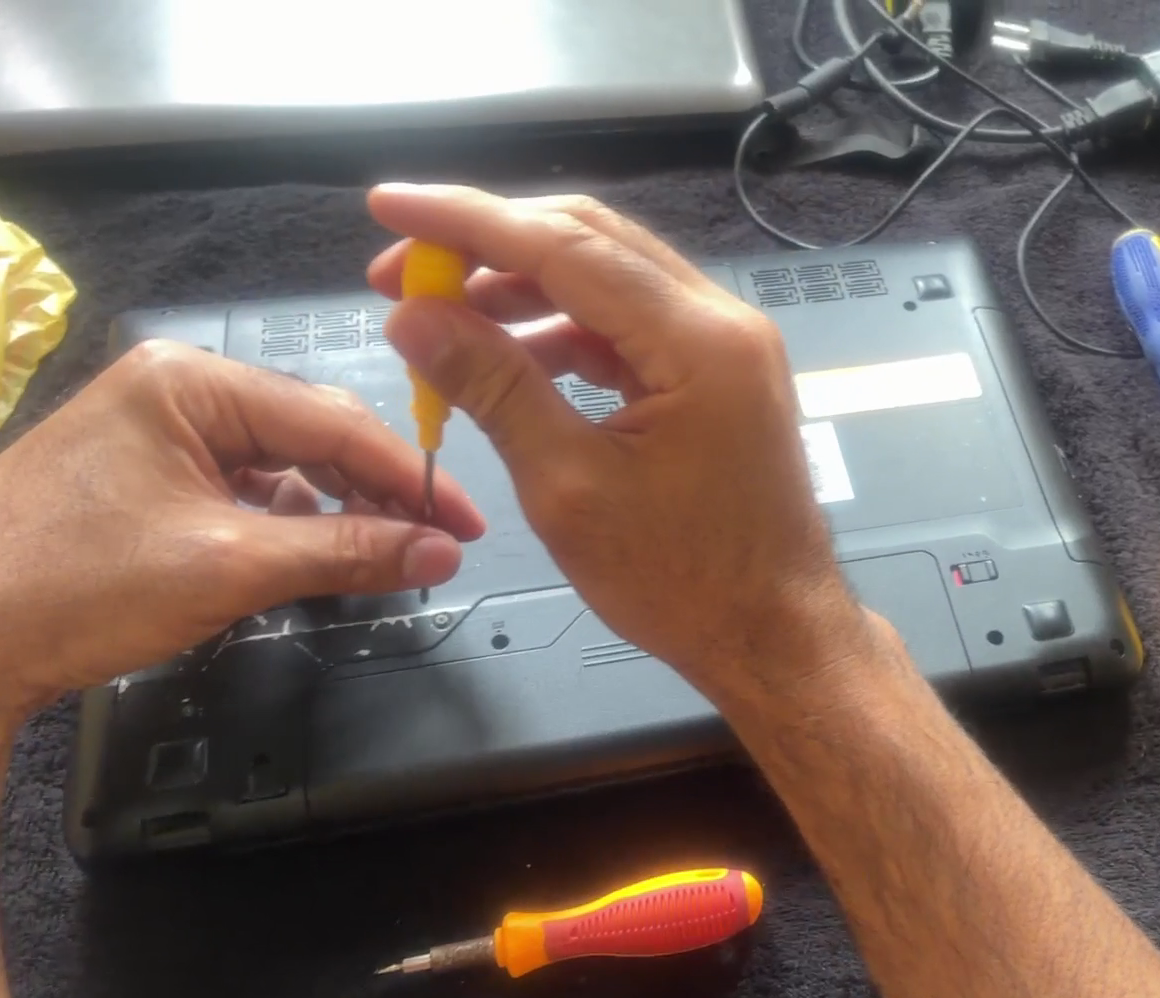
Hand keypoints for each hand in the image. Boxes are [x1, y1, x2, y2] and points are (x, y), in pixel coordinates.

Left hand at [0, 343, 485, 719]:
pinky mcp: (167, 467)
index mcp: (191, 385)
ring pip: (301, 459)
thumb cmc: (73, 589)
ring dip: (350, 504)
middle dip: (384, 489)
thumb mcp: (234, 566)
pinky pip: (265, 481)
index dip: (415, 478)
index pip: (338, 425)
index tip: (469, 525)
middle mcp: (185, 390)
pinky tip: (325, 543)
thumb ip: (353, 551)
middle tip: (438, 540)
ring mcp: (173, 428)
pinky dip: (307, 514)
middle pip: (323, 434)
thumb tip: (446, 553)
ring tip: (391, 545)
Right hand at [368, 184, 863, 704]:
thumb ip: (495, 387)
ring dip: (533, 295)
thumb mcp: (571, 487)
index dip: (468, 220)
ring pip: (619, 288)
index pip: (568, 246)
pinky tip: (519, 357)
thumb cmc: (684, 582)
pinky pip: (642, 336)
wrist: (774, 631)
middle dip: (497, 249)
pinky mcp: (727, 384)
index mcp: (702, 342)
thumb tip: (415, 316)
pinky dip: (577, 338)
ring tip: (447, 321)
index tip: (386, 204)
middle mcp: (729, 327)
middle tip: (407, 273)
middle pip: (599, 246)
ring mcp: (735, 354)